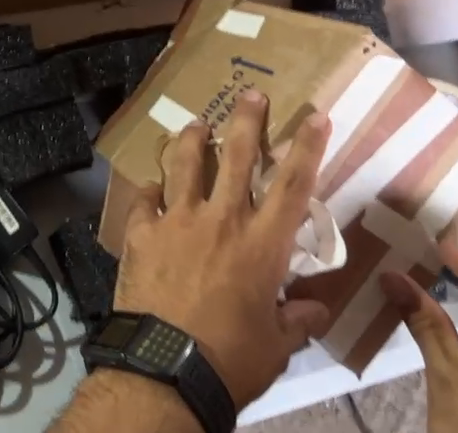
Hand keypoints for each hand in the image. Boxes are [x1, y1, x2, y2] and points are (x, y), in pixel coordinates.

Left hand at [113, 89, 331, 408]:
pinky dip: (151, 189)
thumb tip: (315, 308)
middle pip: (237, 156)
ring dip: (193, 139)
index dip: (306, 148)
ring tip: (195, 122)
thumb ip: (296, 319)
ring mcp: (176, 220)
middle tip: (251, 94)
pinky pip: (146, 198)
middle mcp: (221, 220)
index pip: (293, 186)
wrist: (166, 364)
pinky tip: (152, 185)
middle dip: (247, 121)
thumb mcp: (278, 346)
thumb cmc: (231, 360)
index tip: (314, 116)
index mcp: (262, 245)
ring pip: (186, 163)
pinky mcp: (141, 230)